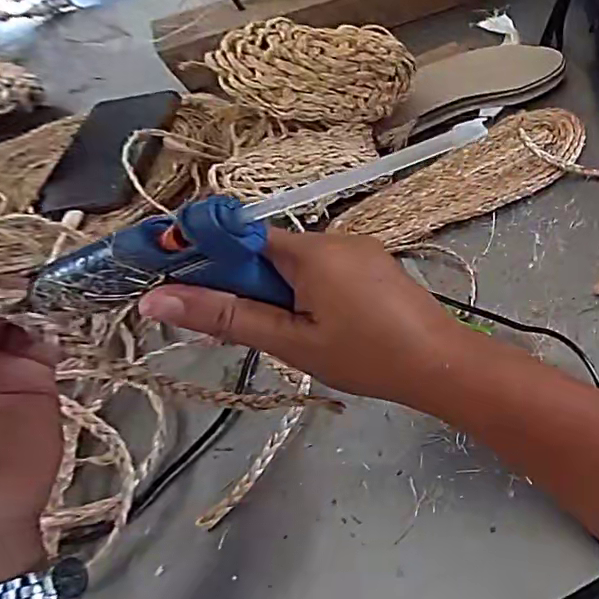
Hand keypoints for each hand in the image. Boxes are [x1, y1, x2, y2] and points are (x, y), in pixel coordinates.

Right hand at [138, 229, 473, 407]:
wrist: (441, 362)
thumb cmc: (367, 354)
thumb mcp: (291, 341)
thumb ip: (227, 316)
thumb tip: (156, 297)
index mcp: (314, 250)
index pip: (241, 236)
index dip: (206, 258)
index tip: (180, 289)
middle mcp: (339, 239)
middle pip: (270, 250)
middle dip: (246, 284)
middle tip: (241, 330)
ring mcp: (364, 251)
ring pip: (300, 264)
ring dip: (278, 292)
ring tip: (287, 336)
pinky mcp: (379, 267)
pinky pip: (328, 270)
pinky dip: (309, 292)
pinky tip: (318, 327)